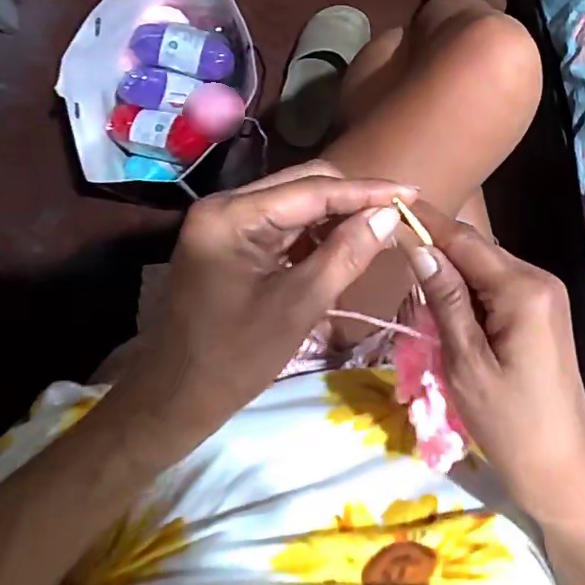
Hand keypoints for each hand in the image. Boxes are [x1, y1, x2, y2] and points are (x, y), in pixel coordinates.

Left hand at [122, 161, 414, 434]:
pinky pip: (280, 222)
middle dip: (351, 200)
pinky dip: (312, 232)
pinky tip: (340, 246)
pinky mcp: (227, 237)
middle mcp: (224, 204)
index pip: (312, 189)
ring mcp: (223, 219)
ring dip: (334, 215)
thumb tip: (389, 215)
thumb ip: (346, 253)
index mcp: (232, 215)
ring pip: (294, 201)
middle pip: (302, 185)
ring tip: (375, 232)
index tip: (411, 192)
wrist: (172, 399)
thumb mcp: (299, 306)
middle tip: (395, 217)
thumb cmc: (234, 359)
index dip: (366, 191)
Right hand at [410, 225, 584, 529]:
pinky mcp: (543, 313)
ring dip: (449, 269)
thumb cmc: (511, 425)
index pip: (465, 240)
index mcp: (523, 289)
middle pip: (477, 249)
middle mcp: (539, 279)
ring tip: (409, 274)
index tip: (390, 203)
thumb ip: (444, 299)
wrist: (563, 473)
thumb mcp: (467, 363)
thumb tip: (418, 246)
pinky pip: (497, 286)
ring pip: (485, 266)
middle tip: (389, 245)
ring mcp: (545, 295)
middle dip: (435, 245)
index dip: (426, 221)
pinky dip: (468, 289)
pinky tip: (444, 301)